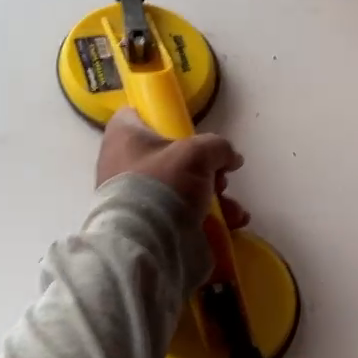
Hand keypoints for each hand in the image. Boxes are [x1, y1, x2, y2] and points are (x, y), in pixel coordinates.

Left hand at [96, 109, 250, 227]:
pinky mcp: (151, 223)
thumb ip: (218, 147)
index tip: (191, 129)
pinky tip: (232, 223)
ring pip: (184, 186)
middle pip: (172, 155)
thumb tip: (231, 157)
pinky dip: (210, 217)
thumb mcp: (197, 153)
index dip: (165, 118)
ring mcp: (138, 196)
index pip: (139, 115)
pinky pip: (184, 213)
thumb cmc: (164, 185)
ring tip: (231, 208)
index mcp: (125, 137)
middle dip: (205, 167)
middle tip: (219, 176)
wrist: (147, 243)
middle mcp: (126, 164)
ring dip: (214, 195)